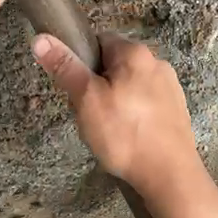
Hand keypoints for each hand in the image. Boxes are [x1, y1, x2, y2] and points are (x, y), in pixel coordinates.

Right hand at [32, 33, 204, 201]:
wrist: (170, 178)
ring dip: (115, 101)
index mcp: (135, 53)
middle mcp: (157, 62)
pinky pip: (145, 104)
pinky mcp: (177, 111)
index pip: (98, 41)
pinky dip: (133, 116)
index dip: (81, 62)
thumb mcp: (86, 99)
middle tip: (89, 113)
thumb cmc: (124, 135)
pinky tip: (128, 138)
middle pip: (114, 65)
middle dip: (97, 86)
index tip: (77, 88)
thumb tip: (40, 39)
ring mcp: (170, 87)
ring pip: (129, 86)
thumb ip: (64, 67)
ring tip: (108, 130)